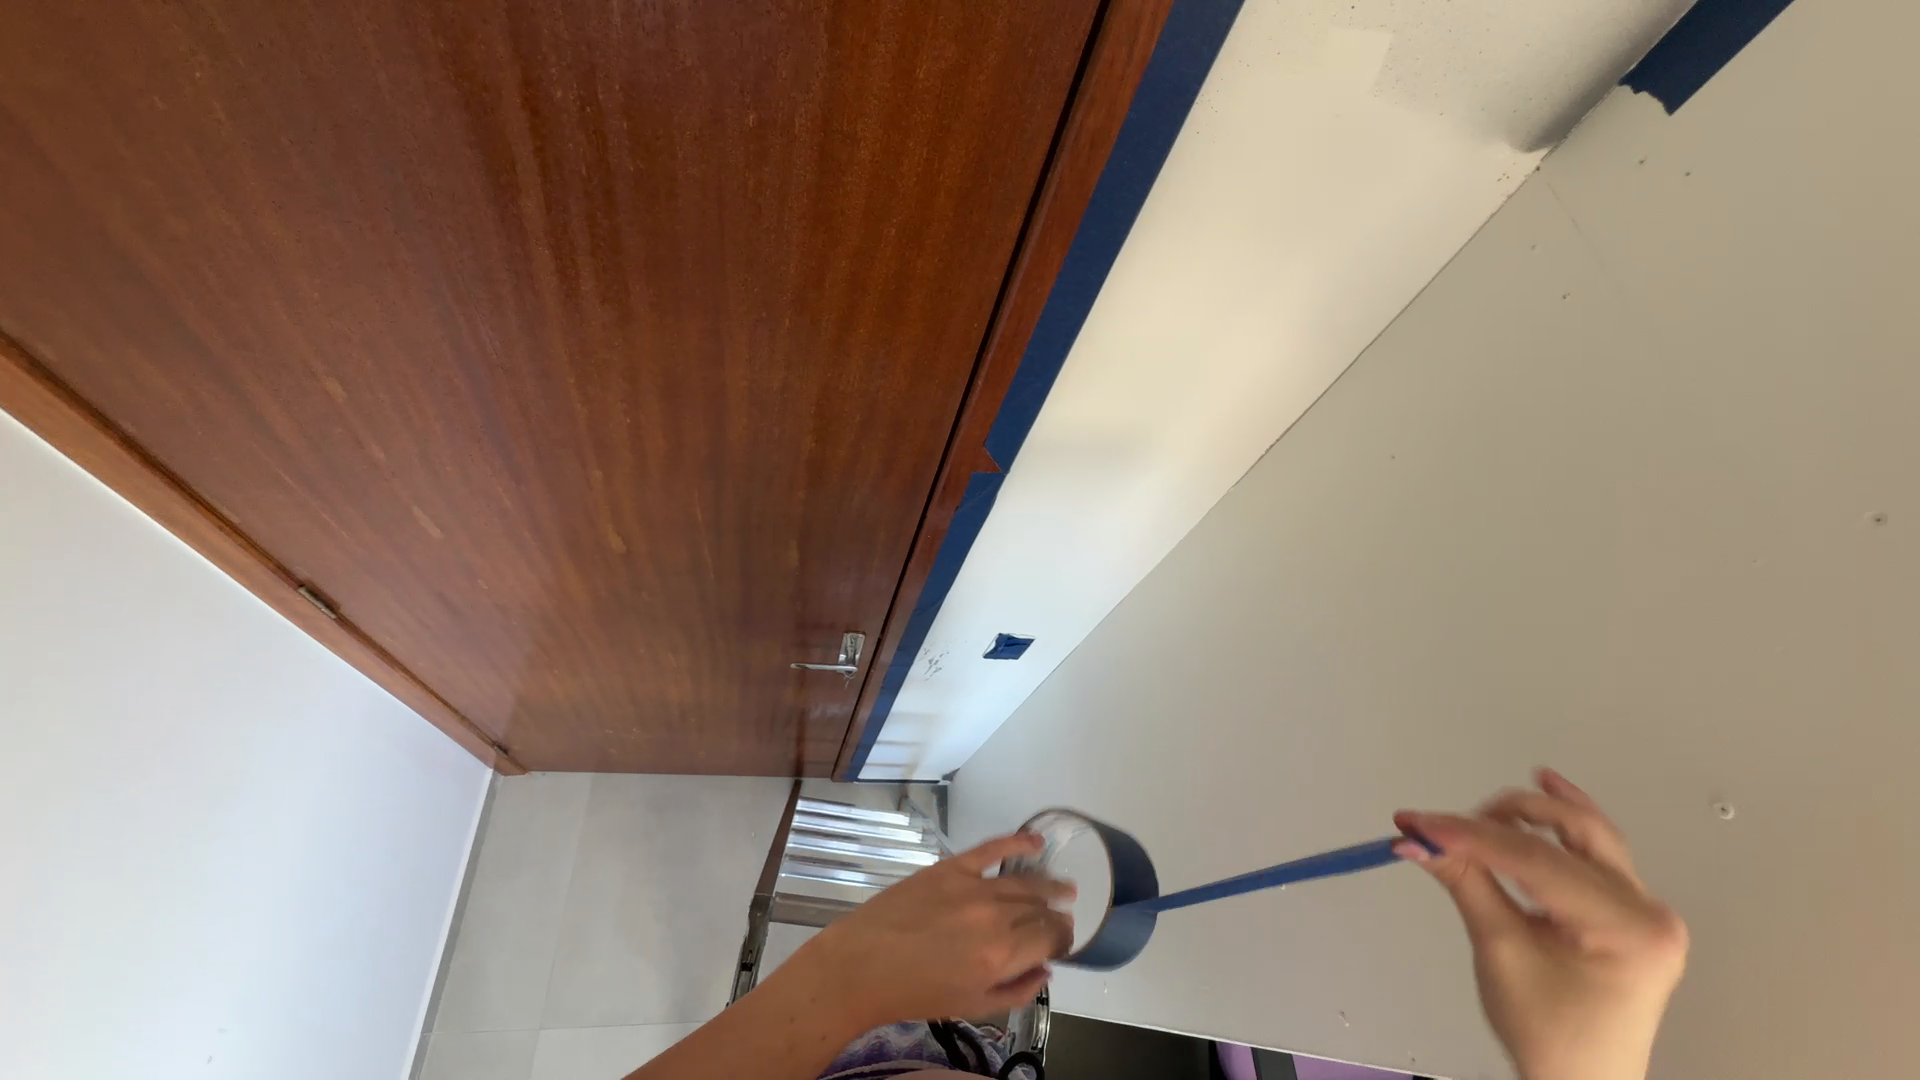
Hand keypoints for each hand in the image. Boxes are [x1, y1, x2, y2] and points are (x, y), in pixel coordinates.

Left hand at [788, 833, 1074, 1027]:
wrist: (863, 964)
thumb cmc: (916, 993)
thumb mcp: (972, 1006)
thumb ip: (1017, 990)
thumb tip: (1045, 969)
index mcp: (1001, 955)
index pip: (1050, 938)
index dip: (1062, 940)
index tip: (1063, 941)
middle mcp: (994, 917)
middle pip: (1039, 909)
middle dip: (1055, 916)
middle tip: (1061, 919)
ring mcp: (973, 887)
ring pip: (1024, 881)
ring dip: (1048, 885)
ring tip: (1064, 888)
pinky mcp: (952, 867)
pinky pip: (993, 848)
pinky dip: (1018, 841)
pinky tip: (1037, 841)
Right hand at [1394, 768, 1687, 1079]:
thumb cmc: (1547, 1030)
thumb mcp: (1499, 951)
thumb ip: (1463, 881)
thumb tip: (1415, 838)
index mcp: (1628, 928)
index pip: (1534, 859)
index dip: (1469, 834)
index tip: (1417, 822)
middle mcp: (1647, 909)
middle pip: (1566, 834)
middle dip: (1496, 820)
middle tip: (1439, 825)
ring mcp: (1642, 906)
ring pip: (1584, 831)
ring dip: (1527, 814)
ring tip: (1475, 814)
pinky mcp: (1626, 906)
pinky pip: (1594, 848)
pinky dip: (1562, 817)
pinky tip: (1546, 782)